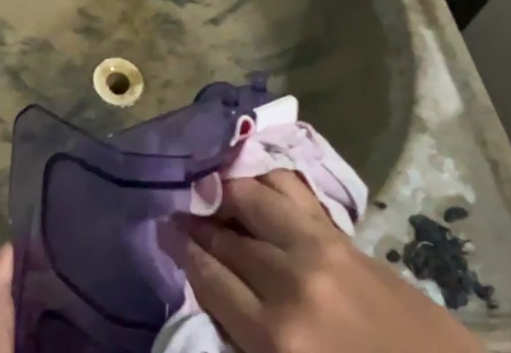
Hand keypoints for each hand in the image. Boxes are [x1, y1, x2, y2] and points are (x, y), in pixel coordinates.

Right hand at [180, 170, 482, 352]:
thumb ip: (249, 334)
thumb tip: (211, 290)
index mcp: (275, 337)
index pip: (207, 276)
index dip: (180, 251)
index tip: (162, 231)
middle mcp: (290, 283)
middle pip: (226, 238)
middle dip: (197, 222)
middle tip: (177, 208)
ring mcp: (321, 252)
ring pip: (255, 200)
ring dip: (226, 191)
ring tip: (208, 186)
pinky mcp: (347, 239)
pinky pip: (295, 194)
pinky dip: (267, 179)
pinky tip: (253, 175)